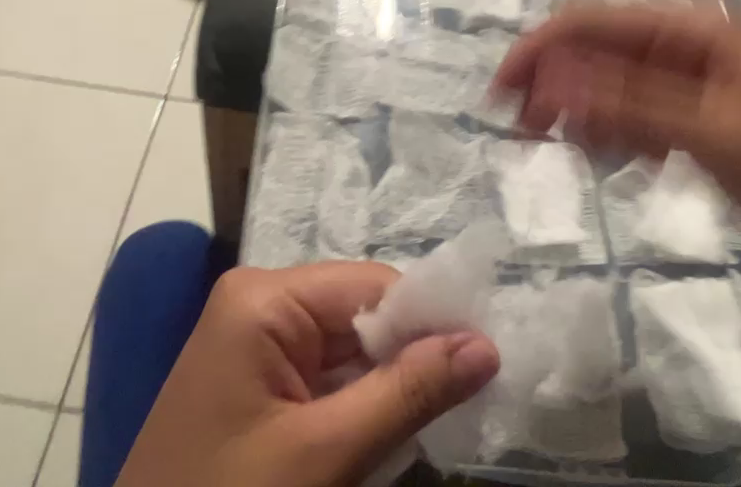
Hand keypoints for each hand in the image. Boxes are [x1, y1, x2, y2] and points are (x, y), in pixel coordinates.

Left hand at [115, 262, 499, 486]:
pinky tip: (384, 439)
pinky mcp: (256, 379)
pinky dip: (359, 406)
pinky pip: (325, 376)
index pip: (374, 286)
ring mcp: (254, 341)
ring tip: (432, 425)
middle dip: (410, 359)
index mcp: (265, 298)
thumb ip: (408, 392)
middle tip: (466, 404)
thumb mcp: (325, 453)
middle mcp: (259, 303)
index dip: (432, 321)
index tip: (486, 364)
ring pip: (349, 349)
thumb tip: (486, 345)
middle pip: (362, 315)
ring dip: (388, 388)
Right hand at [493, 0, 740, 296]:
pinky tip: (613, 164)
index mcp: (703, 27)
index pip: (599, 19)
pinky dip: (616, 137)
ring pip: (617, 86)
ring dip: (582, 111)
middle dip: (557, 81)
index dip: (543, 49)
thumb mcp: (726, 136)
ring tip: (564, 151)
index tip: (501, 95)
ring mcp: (703, 90)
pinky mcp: (709, 131)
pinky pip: (642, 121)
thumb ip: (634, 106)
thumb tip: (551, 78)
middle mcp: (697, 47)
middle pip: (602, 48)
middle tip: (523, 133)